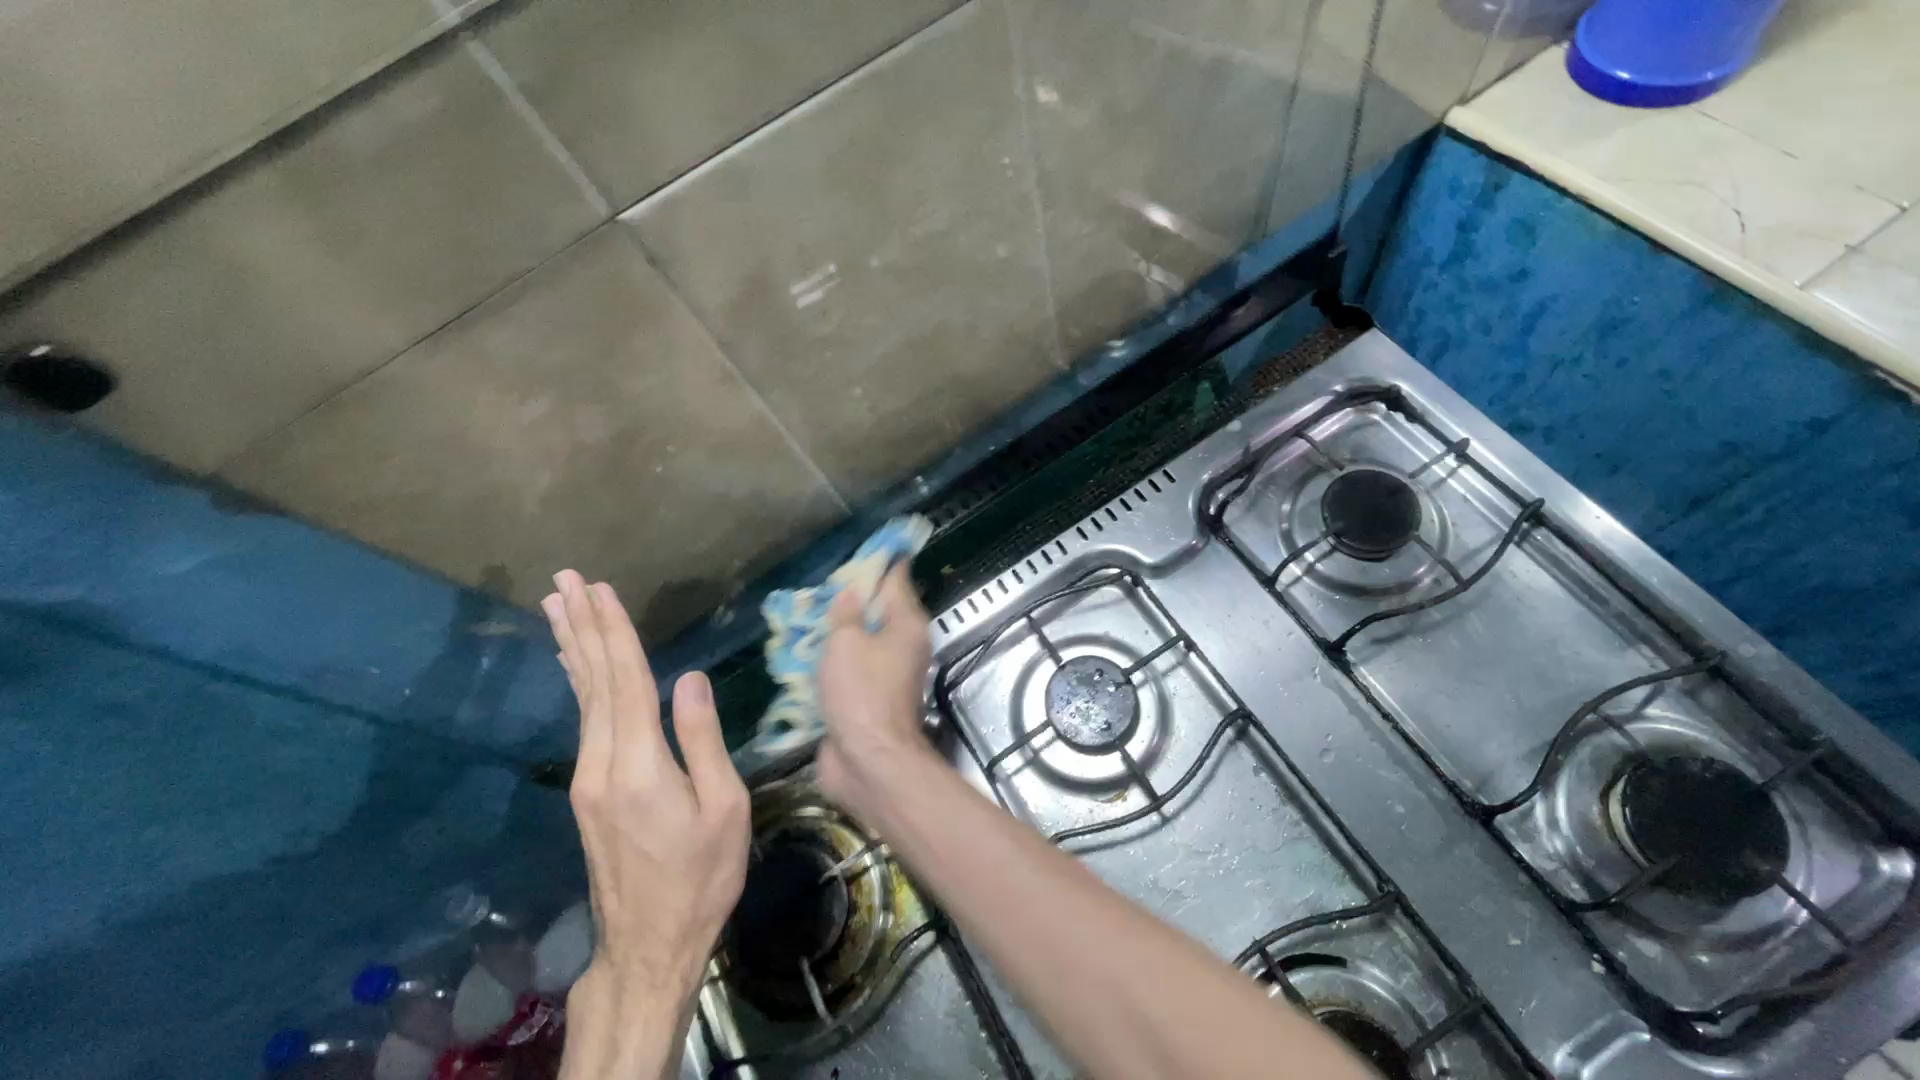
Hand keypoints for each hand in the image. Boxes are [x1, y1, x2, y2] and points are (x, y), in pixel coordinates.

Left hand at [541, 570, 749, 1079]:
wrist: (649, 943)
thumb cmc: (702, 876)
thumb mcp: (723, 809)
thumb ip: (702, 740)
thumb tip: (688, 679)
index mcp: (640, 763)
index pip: (626, 680)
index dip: (614, 631)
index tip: (599, 589)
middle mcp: (603, 763)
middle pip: (593, 681)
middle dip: (581, 626)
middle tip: (564, 580)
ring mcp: (589, 779)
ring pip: (582, 699)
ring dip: (572, 649)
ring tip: (558, 609)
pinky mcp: (588, 794)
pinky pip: (583, 721)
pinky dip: (578, 684)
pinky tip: (573, 668)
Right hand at [815, 565, 935, 821]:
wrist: (868, 762)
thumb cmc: (862, 694)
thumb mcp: (846, 643)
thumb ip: (845, 614)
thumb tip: (851, 591)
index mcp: (905, 625)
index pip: (896, 581)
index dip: (880, 563)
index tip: (864, 547)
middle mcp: (901, 647)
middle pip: (874, 612)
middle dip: (847, 599)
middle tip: (816, 585)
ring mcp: (884, 676)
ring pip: (856, 644)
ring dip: (831, 634)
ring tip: (799, 617)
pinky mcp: (864, 701)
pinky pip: (845, 673)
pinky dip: (826, 665)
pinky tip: (798, 656)